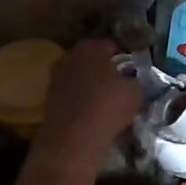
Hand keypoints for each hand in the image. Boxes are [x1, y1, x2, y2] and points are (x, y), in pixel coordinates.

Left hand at [33, 38, 140, 169]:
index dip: (124, 59)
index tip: (133, 74)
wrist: (73, 139)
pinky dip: (82, 104)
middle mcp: (70, 57)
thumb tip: (133, 82)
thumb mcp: (136, 92)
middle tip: (121, 89)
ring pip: (82, 80)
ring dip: (93, 90)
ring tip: (109, 107)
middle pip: (93, 62)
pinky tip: (94, 119)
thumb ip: (136, 81)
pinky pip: (73, 97)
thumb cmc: (108, 107)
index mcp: (91, 47)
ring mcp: (56, 78)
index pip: (111, 46)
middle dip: (106, 73)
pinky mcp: (49, 99)